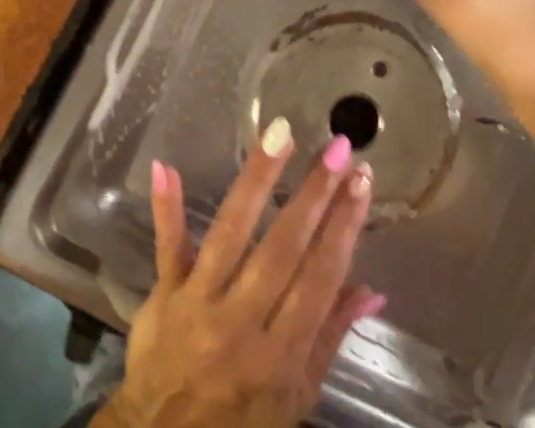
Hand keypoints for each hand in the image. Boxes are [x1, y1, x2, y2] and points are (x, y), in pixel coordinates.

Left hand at [96, 123, 380, 427]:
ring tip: (280, 134)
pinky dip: (165, 208)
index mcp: (281, 351)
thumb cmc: (243, 420)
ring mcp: (196, 303)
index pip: (320, 276)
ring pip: (230, 233)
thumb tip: (371, 290)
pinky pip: (166, 247)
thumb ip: (330, 337)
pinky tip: (163, 166)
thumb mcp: (297, 395)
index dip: (345, 226)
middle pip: (282, 248)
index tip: (362, 181)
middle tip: (339, 149)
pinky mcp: (163, 295)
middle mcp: (240, 321)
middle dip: (315, 195)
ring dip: (257, 180)